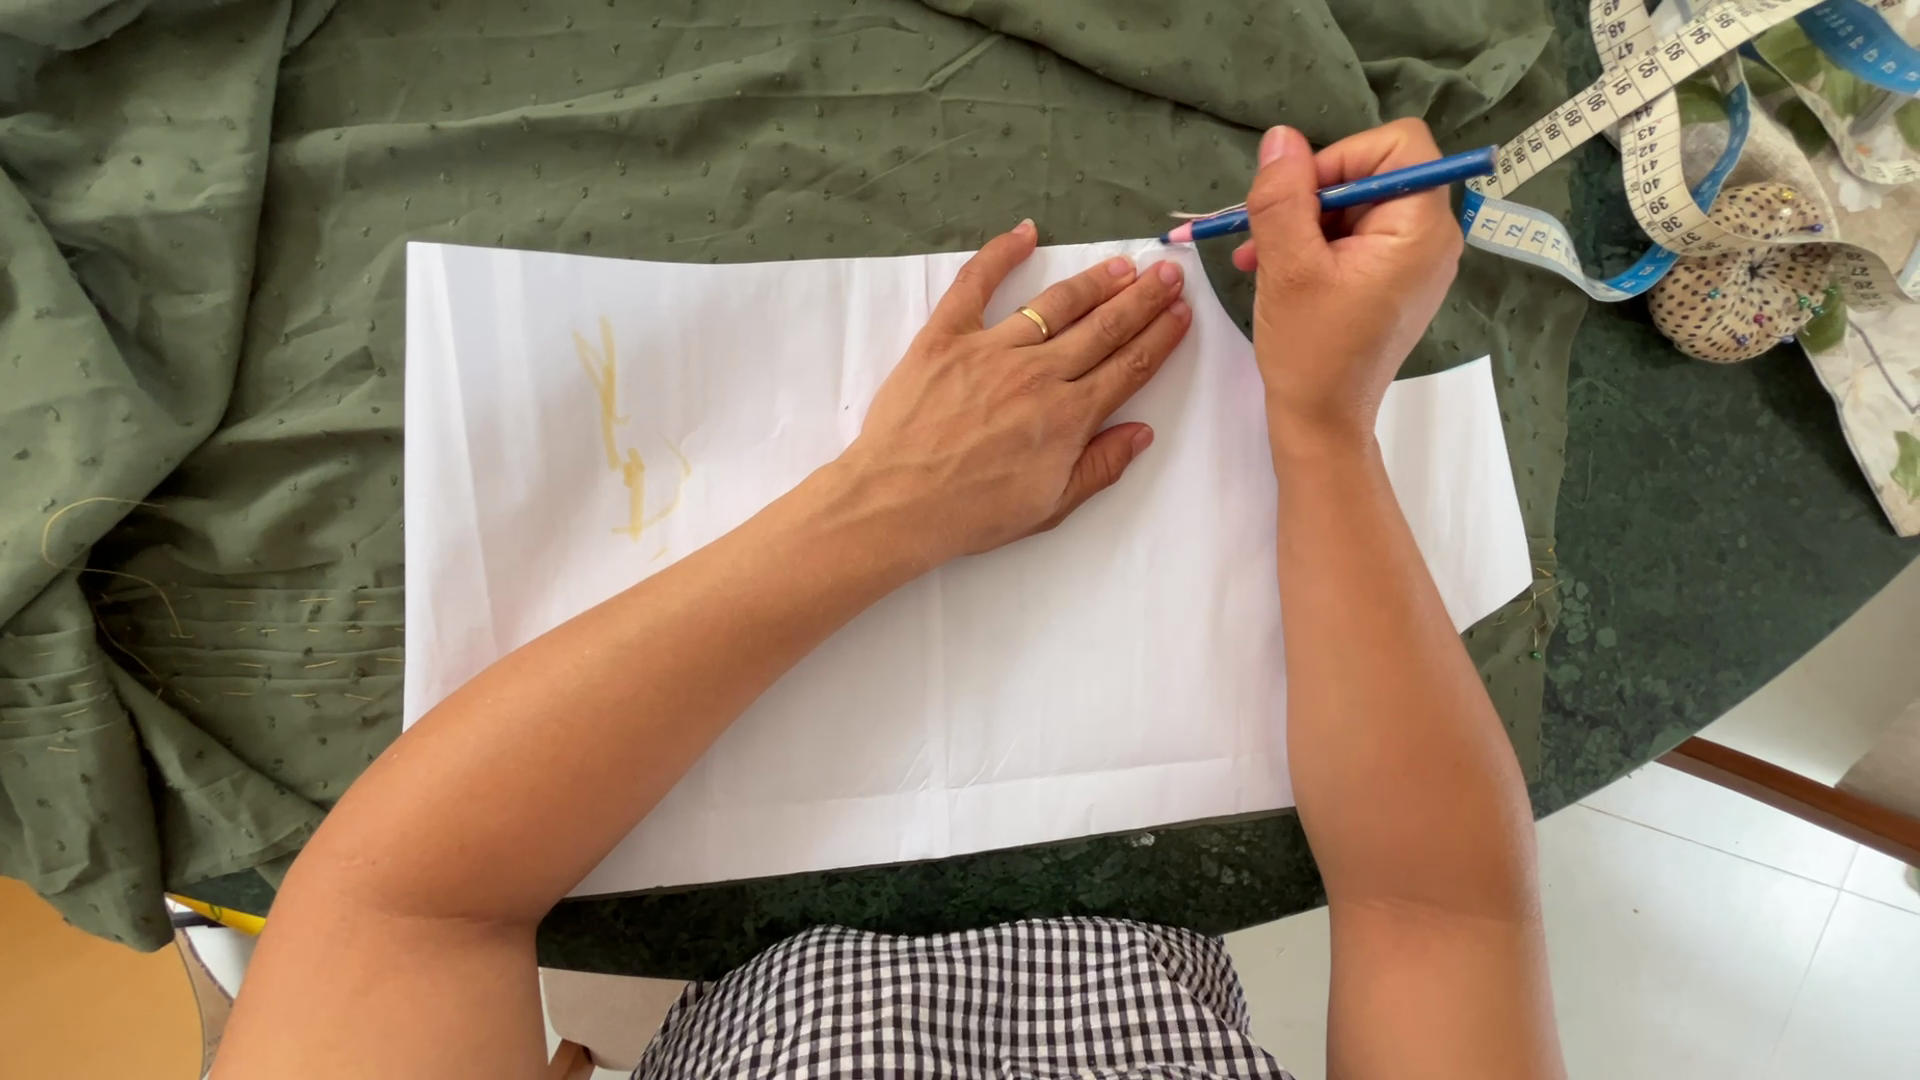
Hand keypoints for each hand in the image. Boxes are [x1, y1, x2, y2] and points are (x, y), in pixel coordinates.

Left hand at [837, 221, 1191, 562]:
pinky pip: (975, 284)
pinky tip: (1026, 233)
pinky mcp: (946, 336)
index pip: (1128, 368)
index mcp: (1069, 417)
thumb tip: (1142, 431)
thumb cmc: (974, 513)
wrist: (898, 502)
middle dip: (1141, 300)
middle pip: (1103, 329)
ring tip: (1122, 265)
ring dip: (1095, 282)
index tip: (1180, 313)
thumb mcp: (1049, 507)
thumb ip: (1100, 468)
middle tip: (1167, 274)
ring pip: (1056, 305)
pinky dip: (1000, 254)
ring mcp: (992, 349)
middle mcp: (1040, 374)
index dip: (1159, 338)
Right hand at [1234, 120, 1462, 459]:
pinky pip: (1355, 243)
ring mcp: (1413, 263)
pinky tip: (1277, 274)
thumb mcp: (1286, 269)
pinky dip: (1314, 249)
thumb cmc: (1309, 350)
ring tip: (1256, 260)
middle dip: (1308, 199)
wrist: (1321, 421)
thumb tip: (1280, 139)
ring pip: (1355, 211)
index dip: (1336, 158)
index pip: (1394, 145)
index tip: (1289, 201)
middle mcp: (1430, 237)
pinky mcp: (1392, 284)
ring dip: (1301, 226)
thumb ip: (1282, 199)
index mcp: (1420, 227)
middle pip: (1371, 177)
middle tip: (1260, 236)